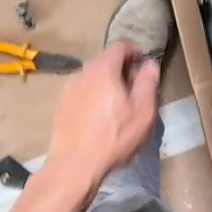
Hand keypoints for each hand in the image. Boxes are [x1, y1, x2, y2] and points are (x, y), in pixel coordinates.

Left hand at [41, 41, 160, 196]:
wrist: (74, 165)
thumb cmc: (114, 137)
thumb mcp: (142, 111)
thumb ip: (148, 82)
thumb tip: (150, 64)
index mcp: (104, 70)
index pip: (119, 45)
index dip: (135, 50)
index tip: (144, 64)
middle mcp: (83, 73)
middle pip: (105, 60)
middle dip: (122, 69)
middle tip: (136, 89)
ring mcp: (69, 89)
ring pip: (93, 77)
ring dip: (107, 83)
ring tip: (119, 106)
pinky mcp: (61, 105)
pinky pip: (83, 91)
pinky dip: (94, 96)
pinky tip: (100, 118)